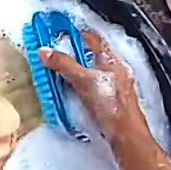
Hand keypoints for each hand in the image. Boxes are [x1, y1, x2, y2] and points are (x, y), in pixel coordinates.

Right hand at [38, 29, 152, 148]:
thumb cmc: (112, 106)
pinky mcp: (109, 103)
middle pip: (93, 56)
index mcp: (113, 61)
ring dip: (77, 73)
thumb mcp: (83, 80)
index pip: (95, 39)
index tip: (62, 33)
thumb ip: (64, 64)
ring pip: (93, 74)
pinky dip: (80, 88)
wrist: (125, 136)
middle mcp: (116, 72)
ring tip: (60, 74)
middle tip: (57, 54)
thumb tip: (46, 52)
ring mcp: (114, 88)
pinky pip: (92, 90)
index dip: (78, 34)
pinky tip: (72, 94)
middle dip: (75, 55)